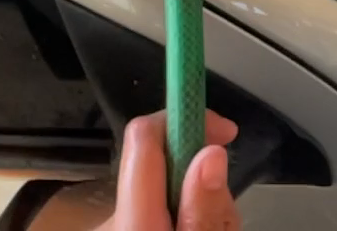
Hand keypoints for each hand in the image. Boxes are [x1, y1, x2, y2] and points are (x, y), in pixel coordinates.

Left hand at [96, 109, 241, 230]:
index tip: (223, 130)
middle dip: (201, 173)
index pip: (144, 134)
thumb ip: (205, 211)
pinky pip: (155, 206)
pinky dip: (180, 214)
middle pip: (162, 161)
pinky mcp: (120, 230)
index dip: (185, 117)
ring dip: (194, 198)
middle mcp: (110, 216)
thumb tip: (212, 151)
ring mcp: (110, 225)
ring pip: (163, 185)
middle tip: (226, 210)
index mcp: (128, 220)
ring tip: (215, 228)